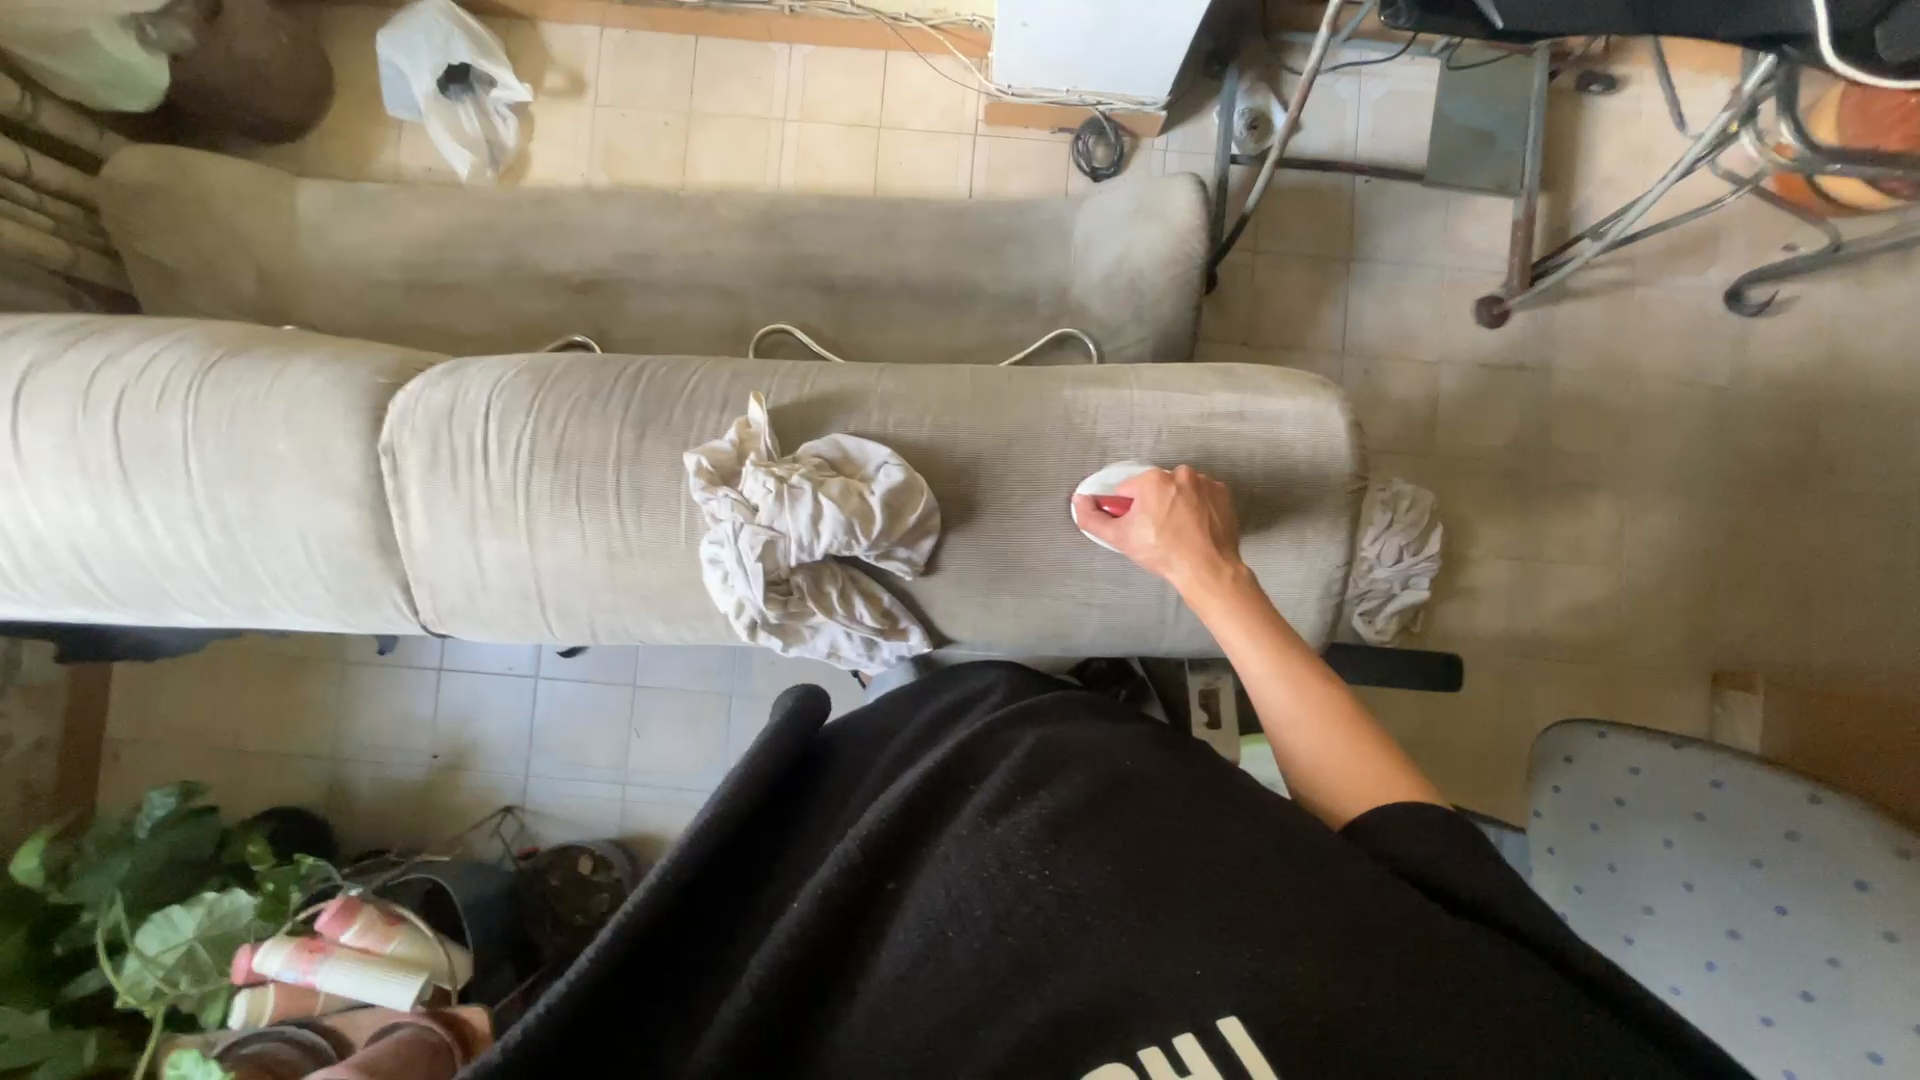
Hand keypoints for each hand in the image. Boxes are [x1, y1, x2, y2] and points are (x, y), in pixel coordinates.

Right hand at [1072, 465, 1245, 594]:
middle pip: (1155, 489)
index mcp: (1152, 479)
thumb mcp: (1119, 538)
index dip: (1128, 512)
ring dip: (1176, 506)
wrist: (1207, 569)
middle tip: (1158, 533)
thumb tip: (1079, 501)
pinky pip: (1202, 497)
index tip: (1139, 529)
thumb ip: (1092, 518)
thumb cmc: (1162, 552)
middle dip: (1153, 507)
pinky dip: (1197, 509)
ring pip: (1179, 491)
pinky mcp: (1223, 494)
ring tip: (1178, 533)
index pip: (1128, 491)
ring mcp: (1205, 483)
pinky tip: (1195, 528)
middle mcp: (1180, 473)